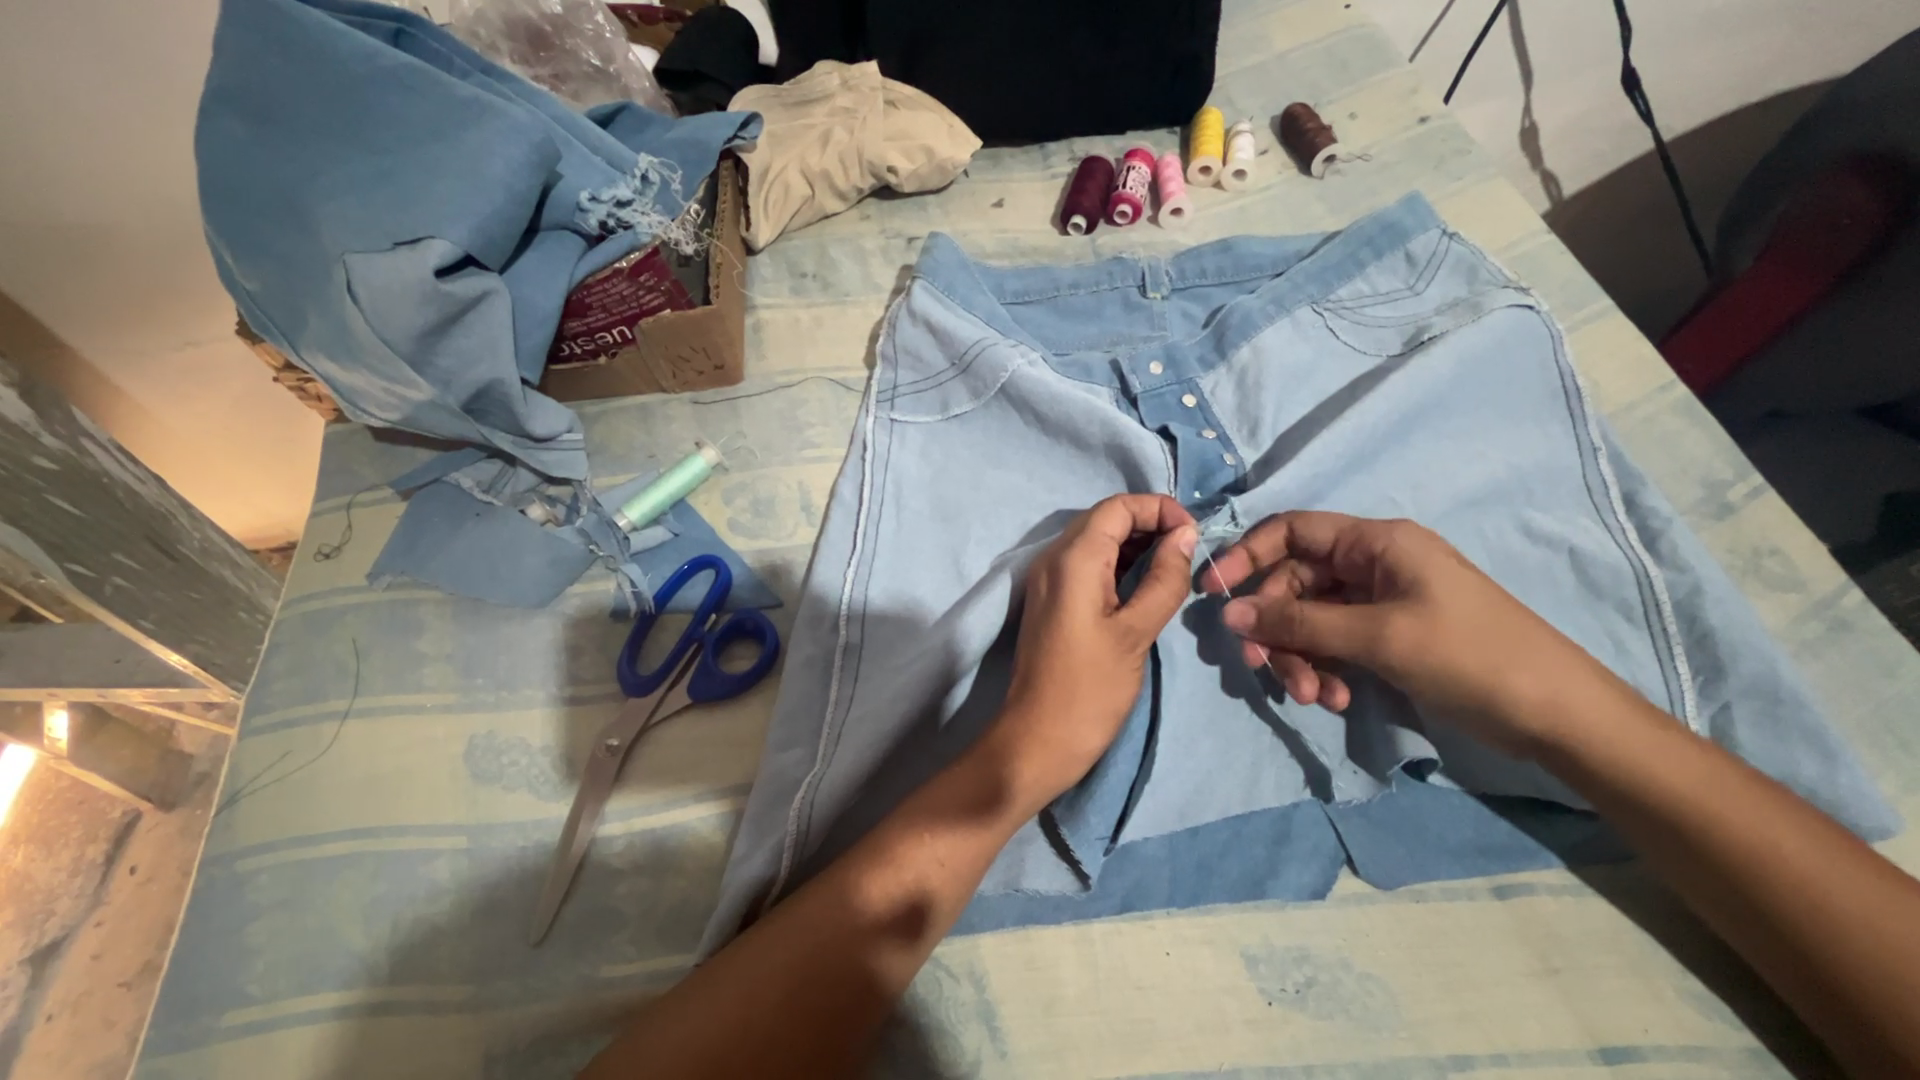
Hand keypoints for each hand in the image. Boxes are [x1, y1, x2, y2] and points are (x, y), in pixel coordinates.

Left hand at [991, 494, 1197, 804]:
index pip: (1117, 507)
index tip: (1194, 533)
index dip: (1158, 509)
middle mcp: (1054, 560)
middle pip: (1105, 519)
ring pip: (1097, 542)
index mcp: (1072, 559)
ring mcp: (1049, 581)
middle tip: (1190, 550)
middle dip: (1150, 524)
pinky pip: (1088, 566)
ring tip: (1177, 567)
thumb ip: (1163, 580)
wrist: (1038, 739)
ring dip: (1137, 545)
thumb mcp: (1136, 633)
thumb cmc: (1090, 690)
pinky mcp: (1052, 602)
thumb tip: (1184, 537)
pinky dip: (1119, 565)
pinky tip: (1148, 584)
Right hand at [1202, 511, 1615, 755]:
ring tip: (1310, 694)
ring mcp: (1382, 603)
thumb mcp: (1377, 637)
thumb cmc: (1469, 656)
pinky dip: (1324, 668)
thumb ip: (1298, 624)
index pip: (1293, 530)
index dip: (1248, 556)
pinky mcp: (1389, 638)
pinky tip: (1332, 698)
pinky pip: (1335, 644)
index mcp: (1377, 543)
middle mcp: (1374, 565)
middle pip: (1295, 583)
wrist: (1556, 714)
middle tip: (1262, 667)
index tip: (1214, 594)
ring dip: (1299, 655)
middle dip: (1276, 626)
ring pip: (1311, 619)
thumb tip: (1228, 613)